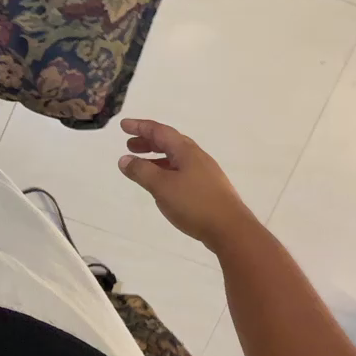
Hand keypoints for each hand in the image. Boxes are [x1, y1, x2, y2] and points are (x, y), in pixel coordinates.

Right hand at [117, 119, 259, 252]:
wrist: (232, 230)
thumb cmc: (194, 203)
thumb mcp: (161, 186)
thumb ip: (141, 171)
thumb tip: (124, 159)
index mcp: (186, 151)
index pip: (159, 131)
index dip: (140, 127)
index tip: (123, 125)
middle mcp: (197, 157)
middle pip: (169, 142)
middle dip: (148, 141)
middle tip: (130, 145)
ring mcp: (205, 173)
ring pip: (176, 157)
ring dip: (157, 157)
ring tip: (141, 164)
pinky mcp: (208, 188)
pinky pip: (182, 170)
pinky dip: (166, 170)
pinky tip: (162, 183)